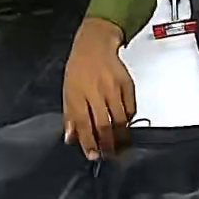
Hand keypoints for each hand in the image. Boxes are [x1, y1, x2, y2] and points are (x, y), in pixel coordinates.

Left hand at [64, 18, 134, 159]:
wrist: (95, 43)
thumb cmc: (79, 67)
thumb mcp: (68, 90)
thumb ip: (70, 115)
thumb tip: (71, 138)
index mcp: (77, 93)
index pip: (83, 124)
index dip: (89, 143)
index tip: (93, 155)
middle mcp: (95, 91)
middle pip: (104, 124)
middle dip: (107, 144)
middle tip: (109, 155)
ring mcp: (113, 88)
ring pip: (119, 119)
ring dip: (120, 136)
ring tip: (119, 145)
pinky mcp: (127, 85)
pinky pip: (131, 109)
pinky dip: (128, 120)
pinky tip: (124, 125)